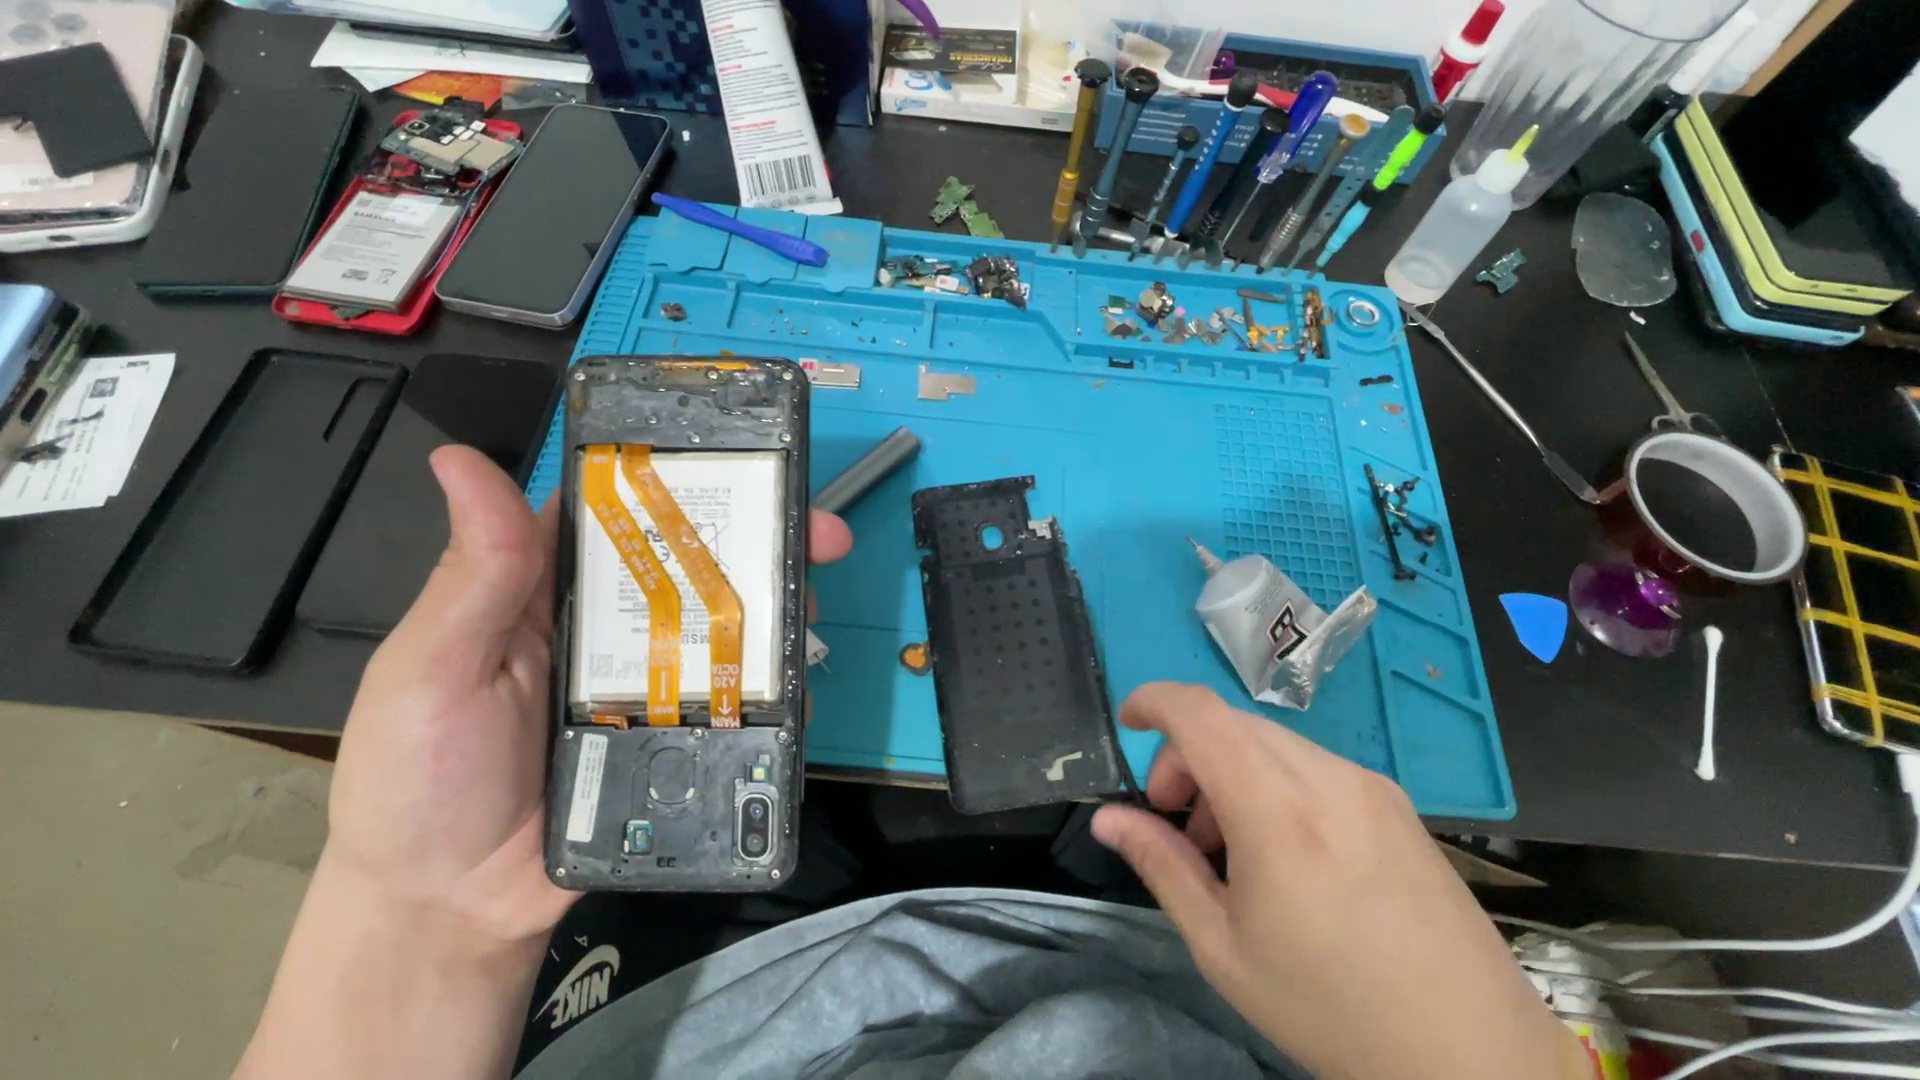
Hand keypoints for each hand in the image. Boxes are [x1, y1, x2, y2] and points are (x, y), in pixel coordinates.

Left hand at [241, 447, 851, 1076]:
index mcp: (546, 589)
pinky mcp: (679, 739)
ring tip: (815, 600)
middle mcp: (608, 626)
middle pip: (693, 566)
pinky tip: (802, 679)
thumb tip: (464, 460)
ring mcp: (650, 684)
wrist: (450, 912)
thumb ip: (472, 576)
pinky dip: (772, 685)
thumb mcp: (432, 671)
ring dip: (776, 607)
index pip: (618, 510)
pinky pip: (734, 701)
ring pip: (725, 628)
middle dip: (758, 540)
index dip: (678, 476)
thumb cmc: (418, 781)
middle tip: (821, 532)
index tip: (742, 457)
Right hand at [1091, 684, 1582, 1079]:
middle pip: (1230, 724)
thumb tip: (1107, 818)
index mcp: (1278, 811)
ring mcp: (1370, 785)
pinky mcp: (1396, 801)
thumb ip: (1161, 866)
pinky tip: (1282, 850)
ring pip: (1270, 742)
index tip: (1127, 723)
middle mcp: (1328, 778)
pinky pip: (1311, 764)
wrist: (1473, 1056)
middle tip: (1177, 825)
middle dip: (1185, 756)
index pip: (1200, 714)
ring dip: (1228, 770)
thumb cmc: (1330, 1009)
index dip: (1152, 700)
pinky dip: (1272, 782)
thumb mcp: (1222, 947)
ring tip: (1229, 849)